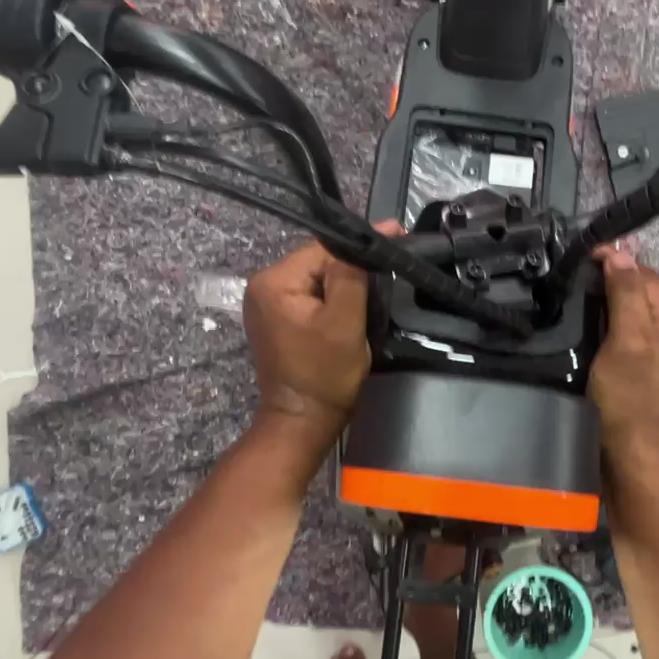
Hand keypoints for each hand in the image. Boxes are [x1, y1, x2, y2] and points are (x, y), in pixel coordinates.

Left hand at [244, 238, 372, 440]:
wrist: (303, 421)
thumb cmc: (325, 374)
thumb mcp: (345, 321)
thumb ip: (351, 274)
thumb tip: (366, 238)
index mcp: (274, 281)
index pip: (324, 249)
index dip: (360, 248)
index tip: (396, 240)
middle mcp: (263, 285)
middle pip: (319, 261)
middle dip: (352, 267)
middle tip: (388, 270)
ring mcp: (267, 304)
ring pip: (317, 278)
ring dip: (344, 284)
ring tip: (374, 288)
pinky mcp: (277, 319)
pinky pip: (310, 295)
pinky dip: (332, 299)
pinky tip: (351, 307)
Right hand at [588, 247, 658, 461]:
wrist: (633, 454)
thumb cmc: (630, 396)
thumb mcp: (627, 340)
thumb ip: (625, 293)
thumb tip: (618, 252)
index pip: (644, 274)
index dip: (611, 265)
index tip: (576, 263)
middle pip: (641, 290)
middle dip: (609, 285)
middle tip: (571, 287)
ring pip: (634, 309)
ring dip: (607, 306)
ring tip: (576, 306)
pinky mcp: (653, 362)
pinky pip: (632, 330)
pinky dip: (611, 325)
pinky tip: (592, 332)